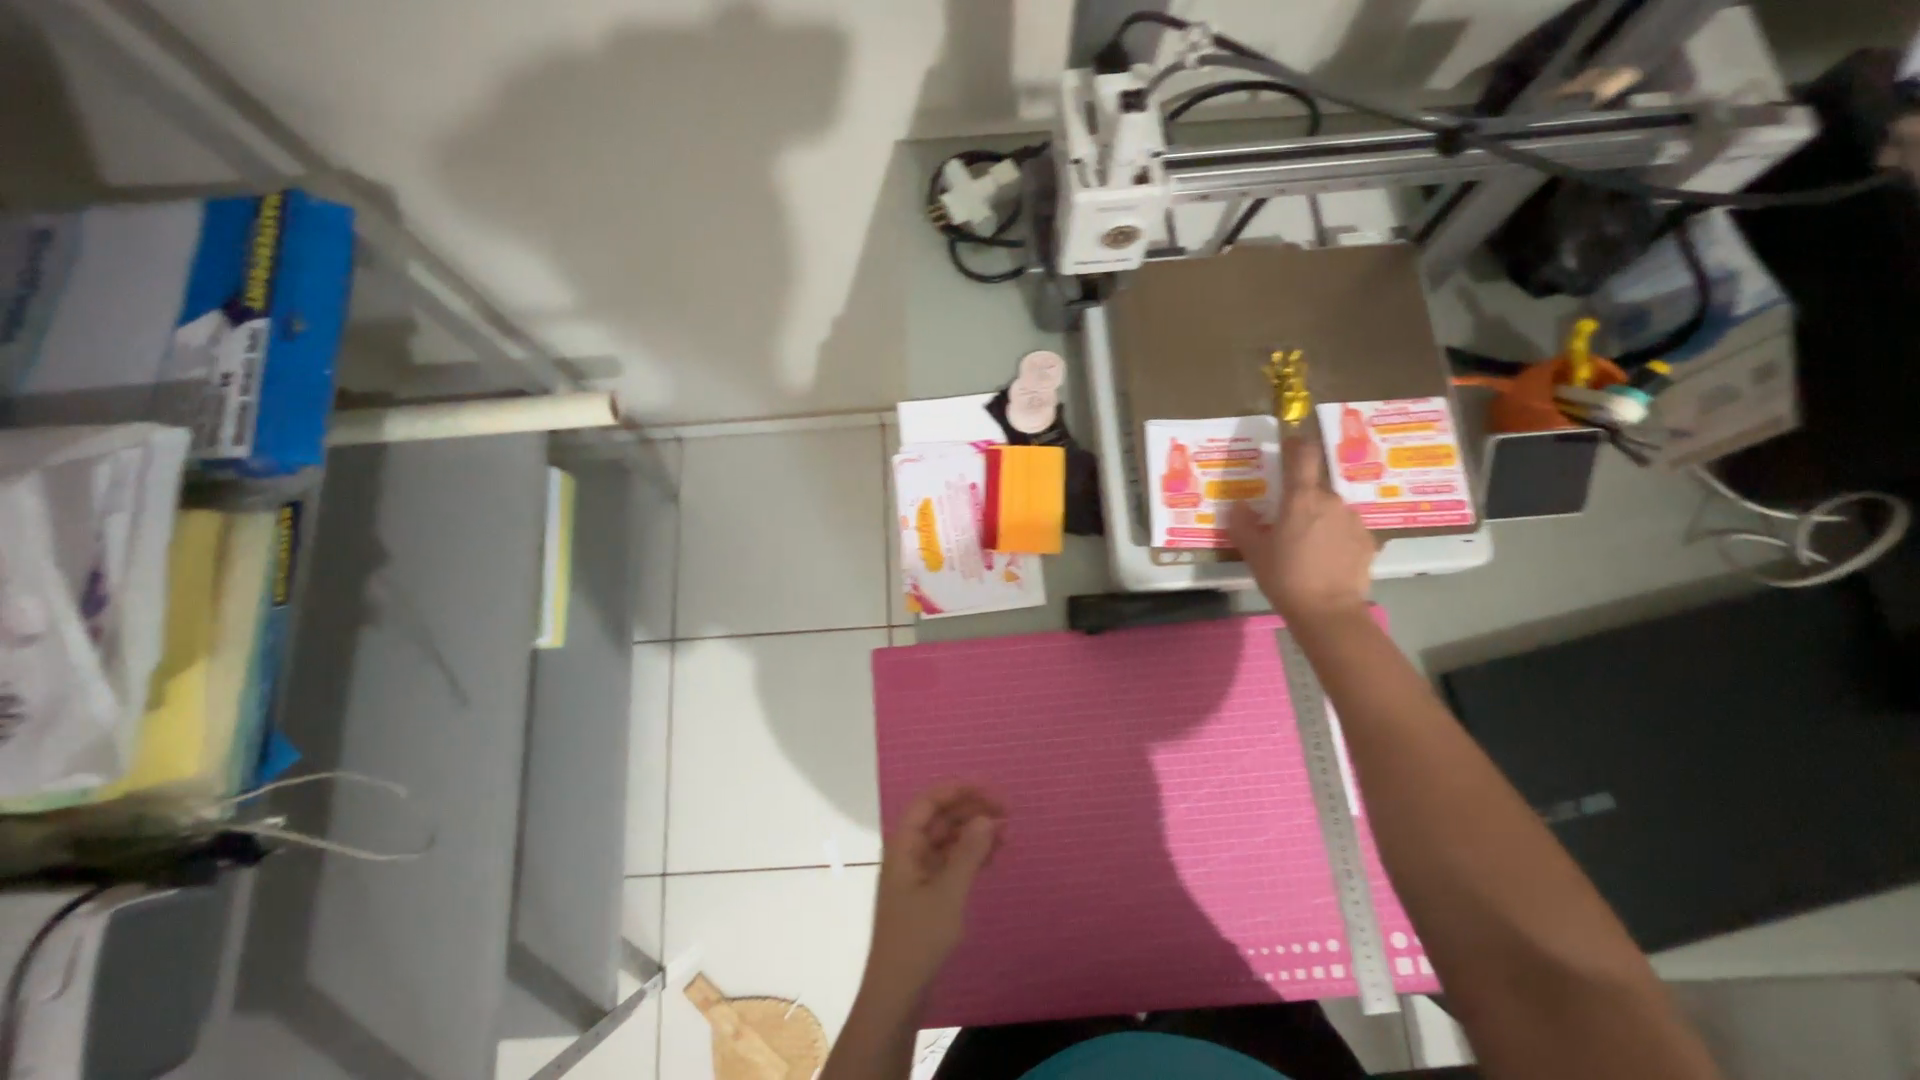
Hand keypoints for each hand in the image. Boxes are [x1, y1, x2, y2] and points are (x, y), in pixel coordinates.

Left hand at [864, 784, 1004, 997]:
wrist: (897, 991)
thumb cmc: (919, 939)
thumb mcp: (948, 893)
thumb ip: (968, 853)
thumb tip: (986, 818)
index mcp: (903, 847)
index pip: (928, 803)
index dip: (957, 790)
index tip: (991, 791)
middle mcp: (907, 855)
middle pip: (938, 819)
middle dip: (970, 810)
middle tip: (1007, 813)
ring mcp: (915, 875)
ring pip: (946, 840)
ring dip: (973, 832)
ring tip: (1006, 833)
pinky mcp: (925, 895)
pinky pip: (949, 862)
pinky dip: (970, 855)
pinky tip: (992, 856)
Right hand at [1231, 435, 1374, 622]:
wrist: (1329, 612)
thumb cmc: (1285, 577)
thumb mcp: (1254, 553)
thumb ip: (1243, 525)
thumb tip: (1238, 506)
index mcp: (1301, 499)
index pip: (1303, 456)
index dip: (1297, 445)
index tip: (1290, 444)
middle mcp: (1332, 501)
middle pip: (1315, 490)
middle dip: (1302, 501)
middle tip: (1288, 524)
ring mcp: (1354, 520)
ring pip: (1332, 511)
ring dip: (1321, 520)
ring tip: (1308, 548)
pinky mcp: (1368, 541)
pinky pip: (1347, 530)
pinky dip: (1337, 538)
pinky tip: (1327, 560)